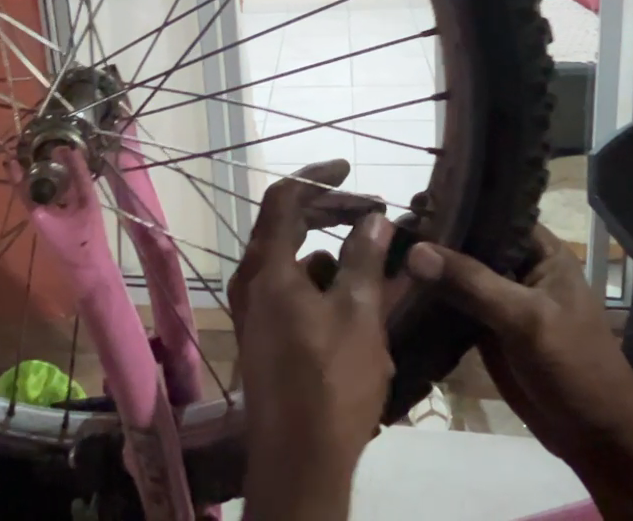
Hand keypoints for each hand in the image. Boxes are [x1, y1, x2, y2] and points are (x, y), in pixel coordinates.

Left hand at [230, 160, 391, 520]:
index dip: (317, 177)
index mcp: (267, 268)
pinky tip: (363, 302)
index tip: (350, 170)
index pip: (285, 198)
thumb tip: (374, 218)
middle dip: (331, 213)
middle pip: (288, 226)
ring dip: (335, 254)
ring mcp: (256, 311)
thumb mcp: (358, 315)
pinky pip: (296, 293)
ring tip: (379, 260)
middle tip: (372, 212)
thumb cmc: (330, 382)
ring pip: (296, 263)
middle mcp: (253, 281)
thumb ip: (364, 258)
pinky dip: (327, 285)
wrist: (298, 462)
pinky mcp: (267, 336)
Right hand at [406, 227, 632, 520]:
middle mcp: (517, 266)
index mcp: (540, 251)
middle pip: (468, 241)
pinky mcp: (484, 328)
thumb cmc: (575, 367)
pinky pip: (450, 305)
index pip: (492, 213)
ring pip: (456, 273)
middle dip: (431, 236)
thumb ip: (472, 282)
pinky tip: (393, 289)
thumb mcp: (526, 319)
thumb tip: (415, 250)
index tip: (410, 201)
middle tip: (387, 230)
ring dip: (425, 268)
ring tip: (382, 254)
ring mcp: (499, 298)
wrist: (597, 438)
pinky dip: (426, 299)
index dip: (455, 203)